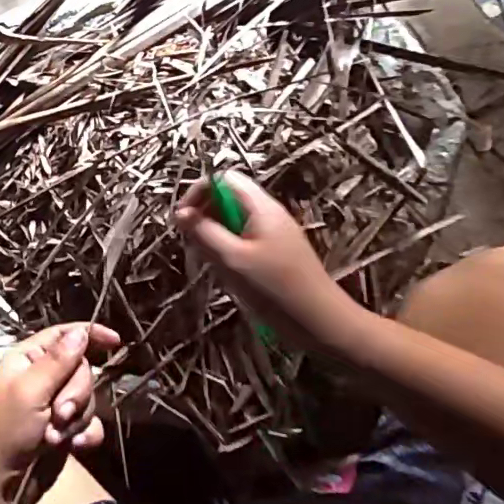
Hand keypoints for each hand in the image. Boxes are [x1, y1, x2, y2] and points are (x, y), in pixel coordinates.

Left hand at [0, 322, 120, 492]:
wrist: (5, 482)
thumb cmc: (8, 430)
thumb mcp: (30, 391)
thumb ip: (57, 361)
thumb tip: (80, 332)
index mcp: (28, 358)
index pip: (63, 334)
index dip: (89, 334)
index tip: (115, 341)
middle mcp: (44, 376)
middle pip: (82, 368)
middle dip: (75, 393)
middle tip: (58, 413)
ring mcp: (56, 402)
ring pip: (88, 397)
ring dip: (76, 418)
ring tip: (53, 434)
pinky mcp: (67, 427)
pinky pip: (92, 422)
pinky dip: (85, 434)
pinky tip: (73, 446)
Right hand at [174, 170, 361, 351]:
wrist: (323, 324)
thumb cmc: (276, 290)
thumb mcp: (232, 260)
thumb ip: (204, 232)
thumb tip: (180, 214)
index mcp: (261, 208)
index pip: (223, 179)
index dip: (197, 192)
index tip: (182, 219)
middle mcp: (268, 214)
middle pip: (227, 197)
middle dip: (203, 214)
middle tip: (191, 241)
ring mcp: (273, 233)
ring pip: (232, 219)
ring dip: (213, 233)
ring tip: (207, 258)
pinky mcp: (274, 252)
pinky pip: (242, 238)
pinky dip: (226, 247)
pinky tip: (225, 270)